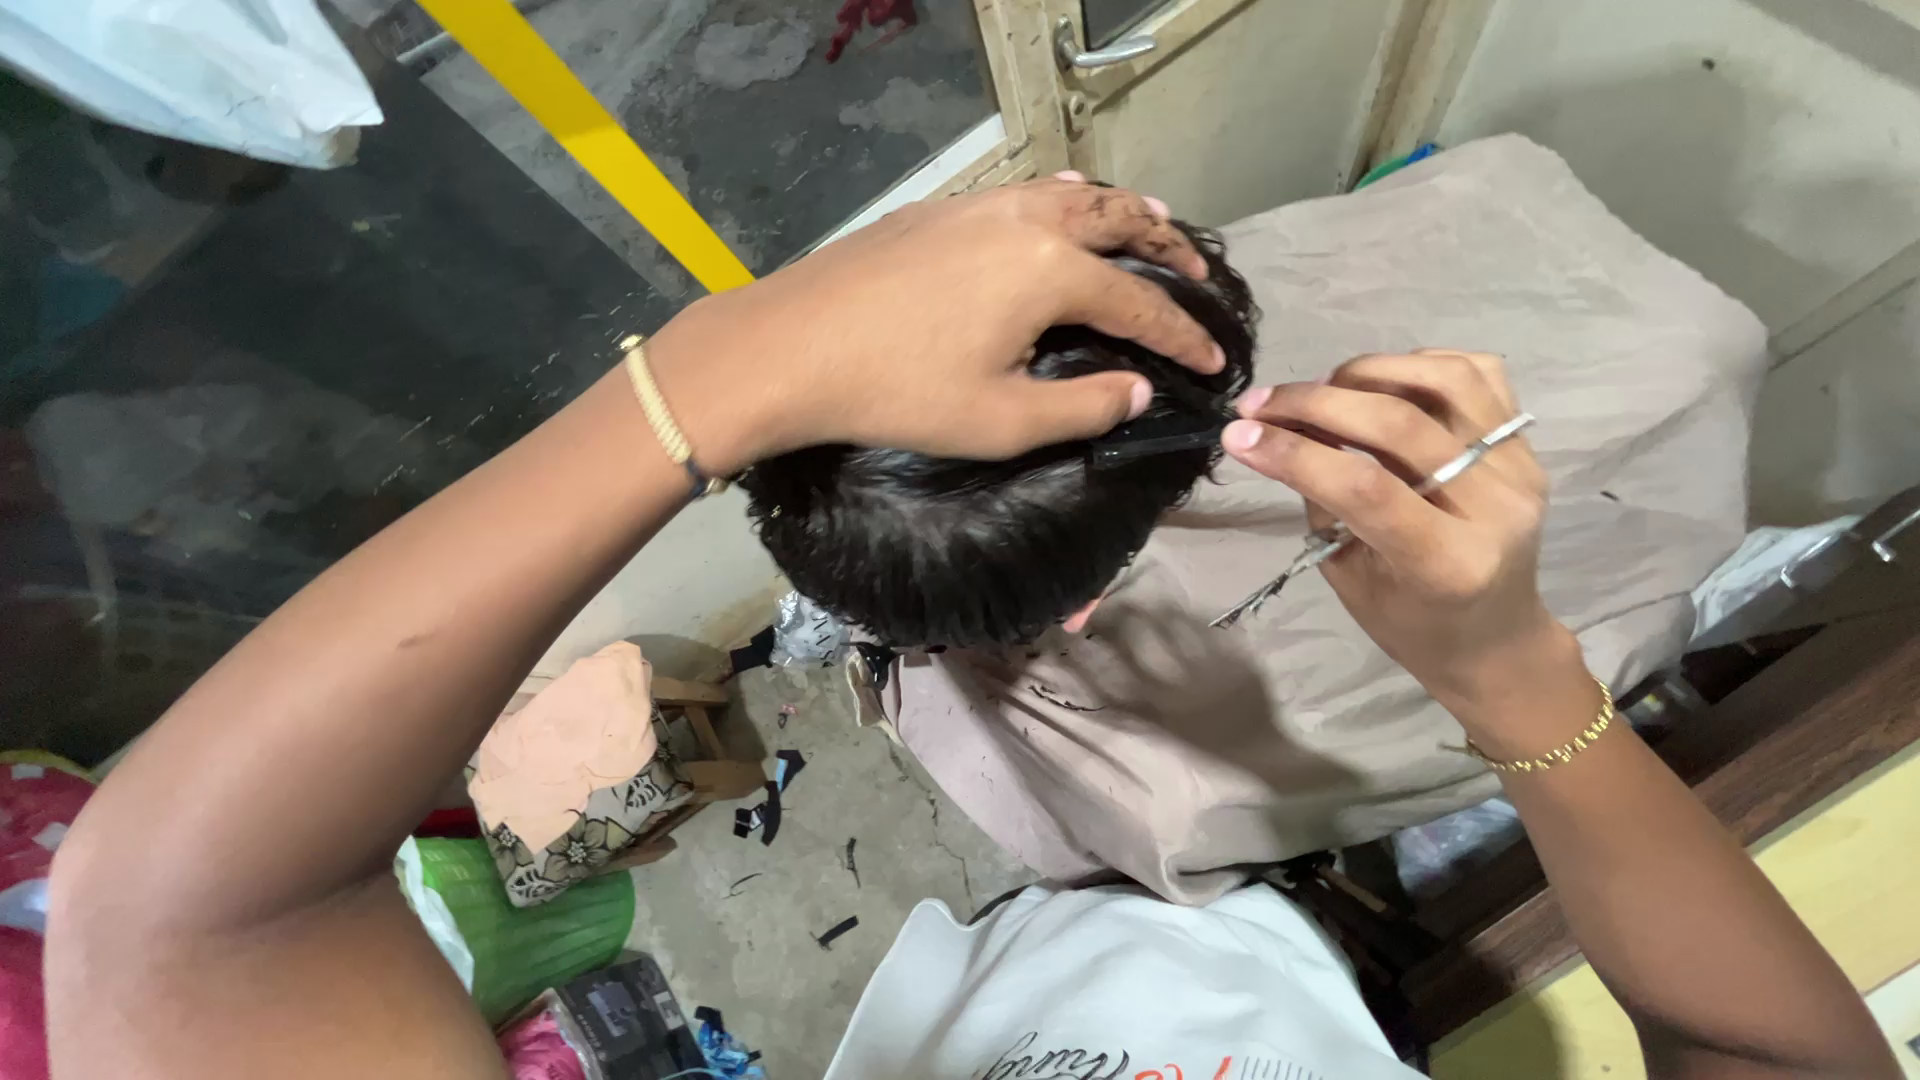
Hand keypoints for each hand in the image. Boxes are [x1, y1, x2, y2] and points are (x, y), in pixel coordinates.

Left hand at [645, 176, 1224, 471]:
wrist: (792, 347)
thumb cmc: (901, 393)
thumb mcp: (1002, 421)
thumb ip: (1082, 407)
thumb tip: (1138, 390)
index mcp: (1051, 272)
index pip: (1140, 302)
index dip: (1182, 336)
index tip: (1214, 360)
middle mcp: (1026, 221)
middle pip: (1119, 220)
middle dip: (1168, 247)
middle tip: (1197, 272)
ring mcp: (979, 206)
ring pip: (1072, 195)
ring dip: (1119, 213)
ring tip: (1147, 229)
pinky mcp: (941, 211)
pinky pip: (1025, 196)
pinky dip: (1064, 205)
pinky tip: (1057, 221)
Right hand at [1221, 349, 1591, 735]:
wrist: (1494, 635)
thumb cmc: (1408, 620)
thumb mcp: (1347, 574)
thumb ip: (1323, 501)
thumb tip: (1283, 432)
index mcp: (1443, 562)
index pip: (1362, 487)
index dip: (1292, 452)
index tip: (1236, 433)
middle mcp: (1495, 507)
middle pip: (1398, 424)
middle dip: (1312, 403)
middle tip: (1257, 404)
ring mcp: (1519, 468)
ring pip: (1443, 381)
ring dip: (1365, 374)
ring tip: (1322, 391)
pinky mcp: (1527, 445)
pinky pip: (1477, 374)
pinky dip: (1417, 365)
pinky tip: (1379, 385)